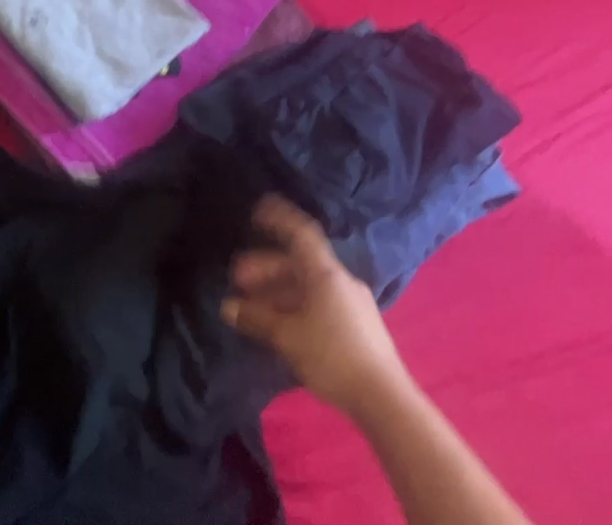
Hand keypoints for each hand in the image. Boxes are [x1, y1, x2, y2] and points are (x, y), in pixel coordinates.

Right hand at [221, 196, 410, 417]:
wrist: (383, 398)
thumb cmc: (332, 356)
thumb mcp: (287, 335)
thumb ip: (256, 317)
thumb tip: (228, 307)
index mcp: (325, 275)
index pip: (301, 234)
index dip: (279, 219)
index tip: (257, 213)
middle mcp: (340, 282)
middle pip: (298, 264)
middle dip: (265, 268)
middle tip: (237, 279)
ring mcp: (351, 304)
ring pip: (306, 287)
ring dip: (277, 292)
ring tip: (252, 308)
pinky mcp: (356, 326)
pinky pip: (317, 304)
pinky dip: (294, 306)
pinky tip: (278, 325)